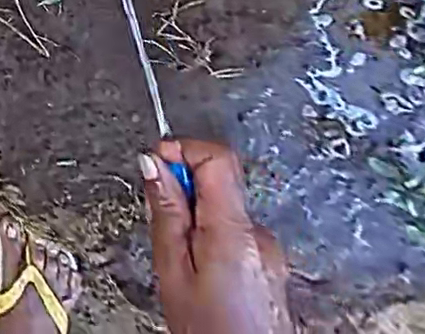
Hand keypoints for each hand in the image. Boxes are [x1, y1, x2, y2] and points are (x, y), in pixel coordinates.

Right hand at [141, 139, 290, 333]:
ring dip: (197, 219)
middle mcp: (259, 236)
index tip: (157, 161)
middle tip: (164, 224)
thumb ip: (165, 212)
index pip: (216, 157)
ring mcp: (269, 252)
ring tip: (183, 261)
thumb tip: (153, 161)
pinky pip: (235, 233)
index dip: (183, 150)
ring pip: (223, 210)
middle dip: (184, 191)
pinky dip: (212, 238)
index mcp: (234, 231)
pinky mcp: (270, 267)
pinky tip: (202, 274)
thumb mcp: (172, 272)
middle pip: (218, 181)